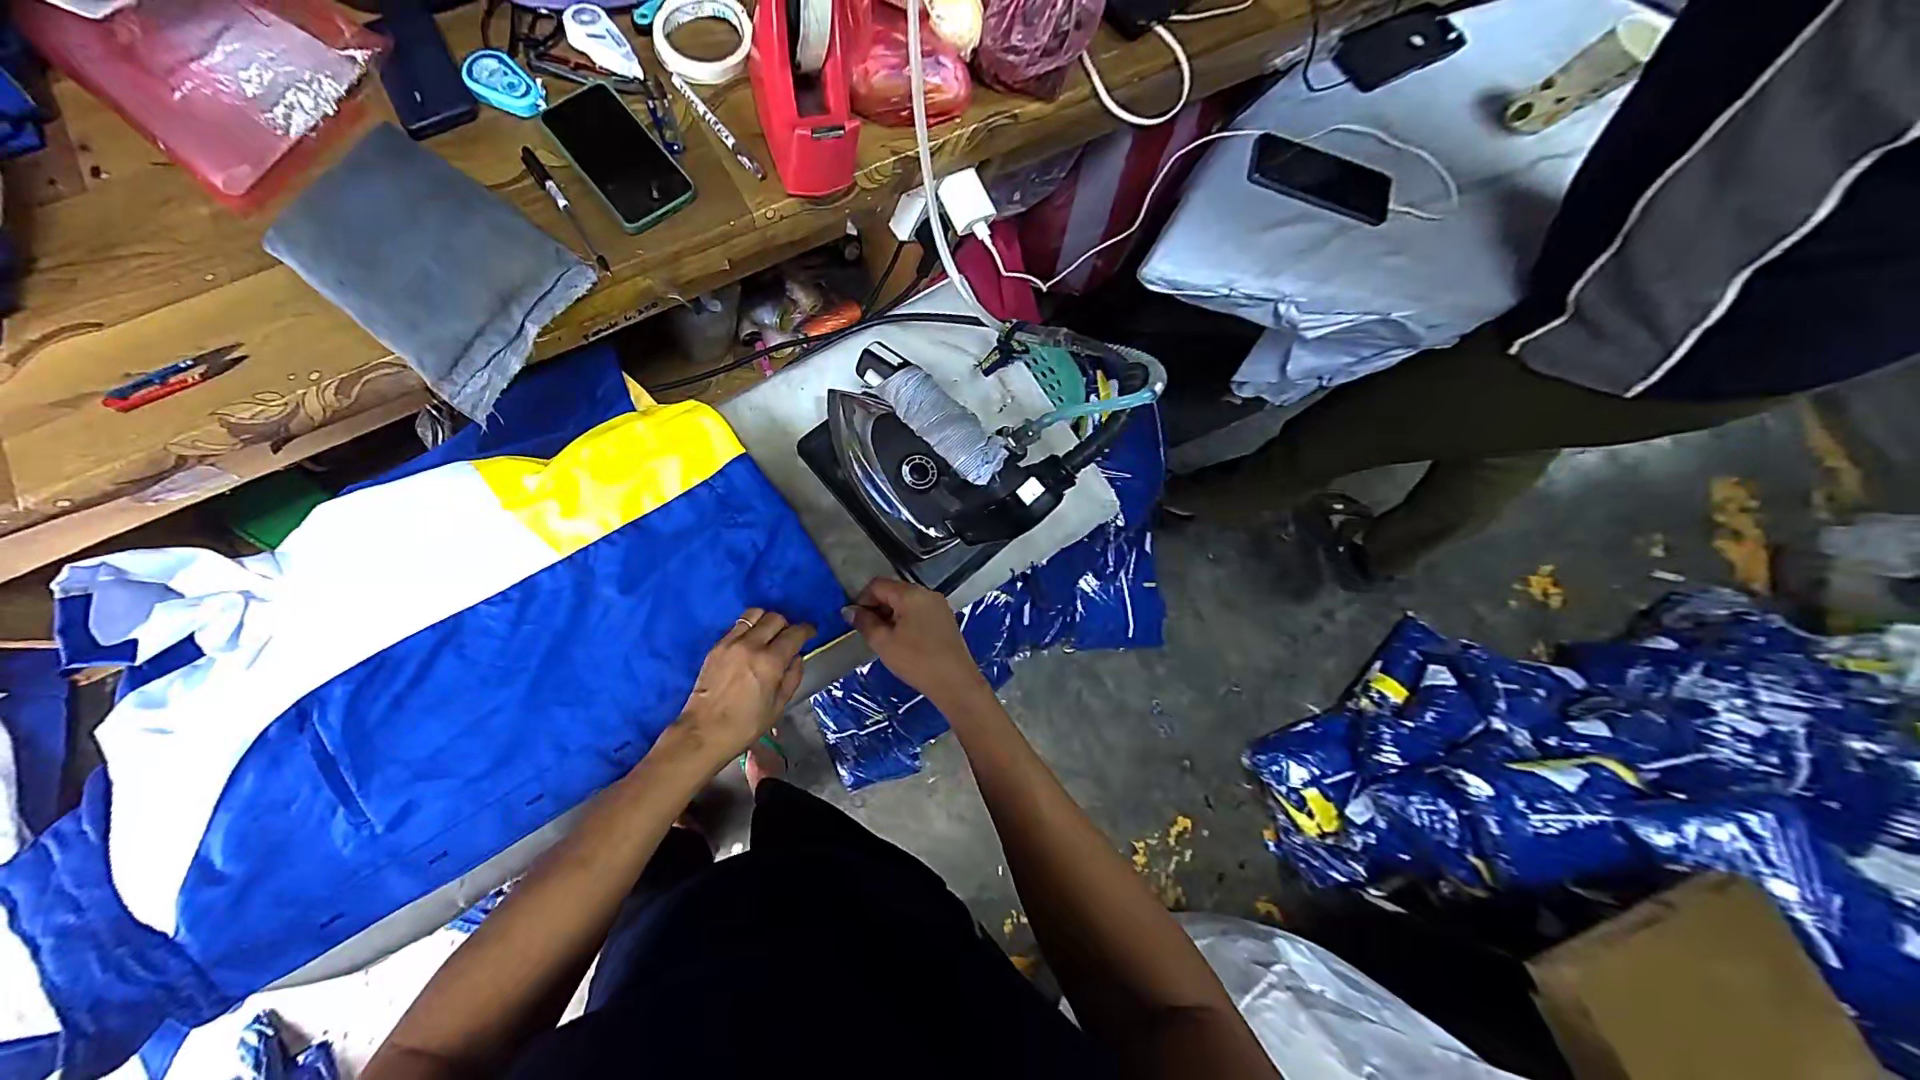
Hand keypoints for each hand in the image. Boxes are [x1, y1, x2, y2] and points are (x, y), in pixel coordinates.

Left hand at [673, 608, 811, 765]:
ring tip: (768, 634)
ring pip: (754, 614)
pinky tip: (750, 643)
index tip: (810, 632)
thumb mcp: (779, 705)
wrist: (704, 731)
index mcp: (770, 661)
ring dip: (766, 621)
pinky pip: (737, 626)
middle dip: (787, 625)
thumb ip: (792, 676)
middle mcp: (751, 645)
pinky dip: (748, 628)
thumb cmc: (746, 724)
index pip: (794, 633)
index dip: (806, 630)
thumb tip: (796, 658)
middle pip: (775, 618)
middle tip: (788, 637)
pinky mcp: (716, 647)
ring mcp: (730, 643)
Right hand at [847, 578, 990, 707]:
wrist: (955, 682)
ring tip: (886, 639)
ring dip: (891, 615)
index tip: (857, 621)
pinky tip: (904, 642)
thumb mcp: (883, 642)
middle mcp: (927, 593)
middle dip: (877, 608)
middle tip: (870, 632)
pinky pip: (919, 612)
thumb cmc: (916, 661)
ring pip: (906, 602)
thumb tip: (849, 611)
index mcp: (911, 594)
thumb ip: (864, 622)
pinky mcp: (946, 619)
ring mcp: (939, 605)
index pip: (878, 584)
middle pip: (893, 591)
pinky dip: (906, 621)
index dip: (862, 600)